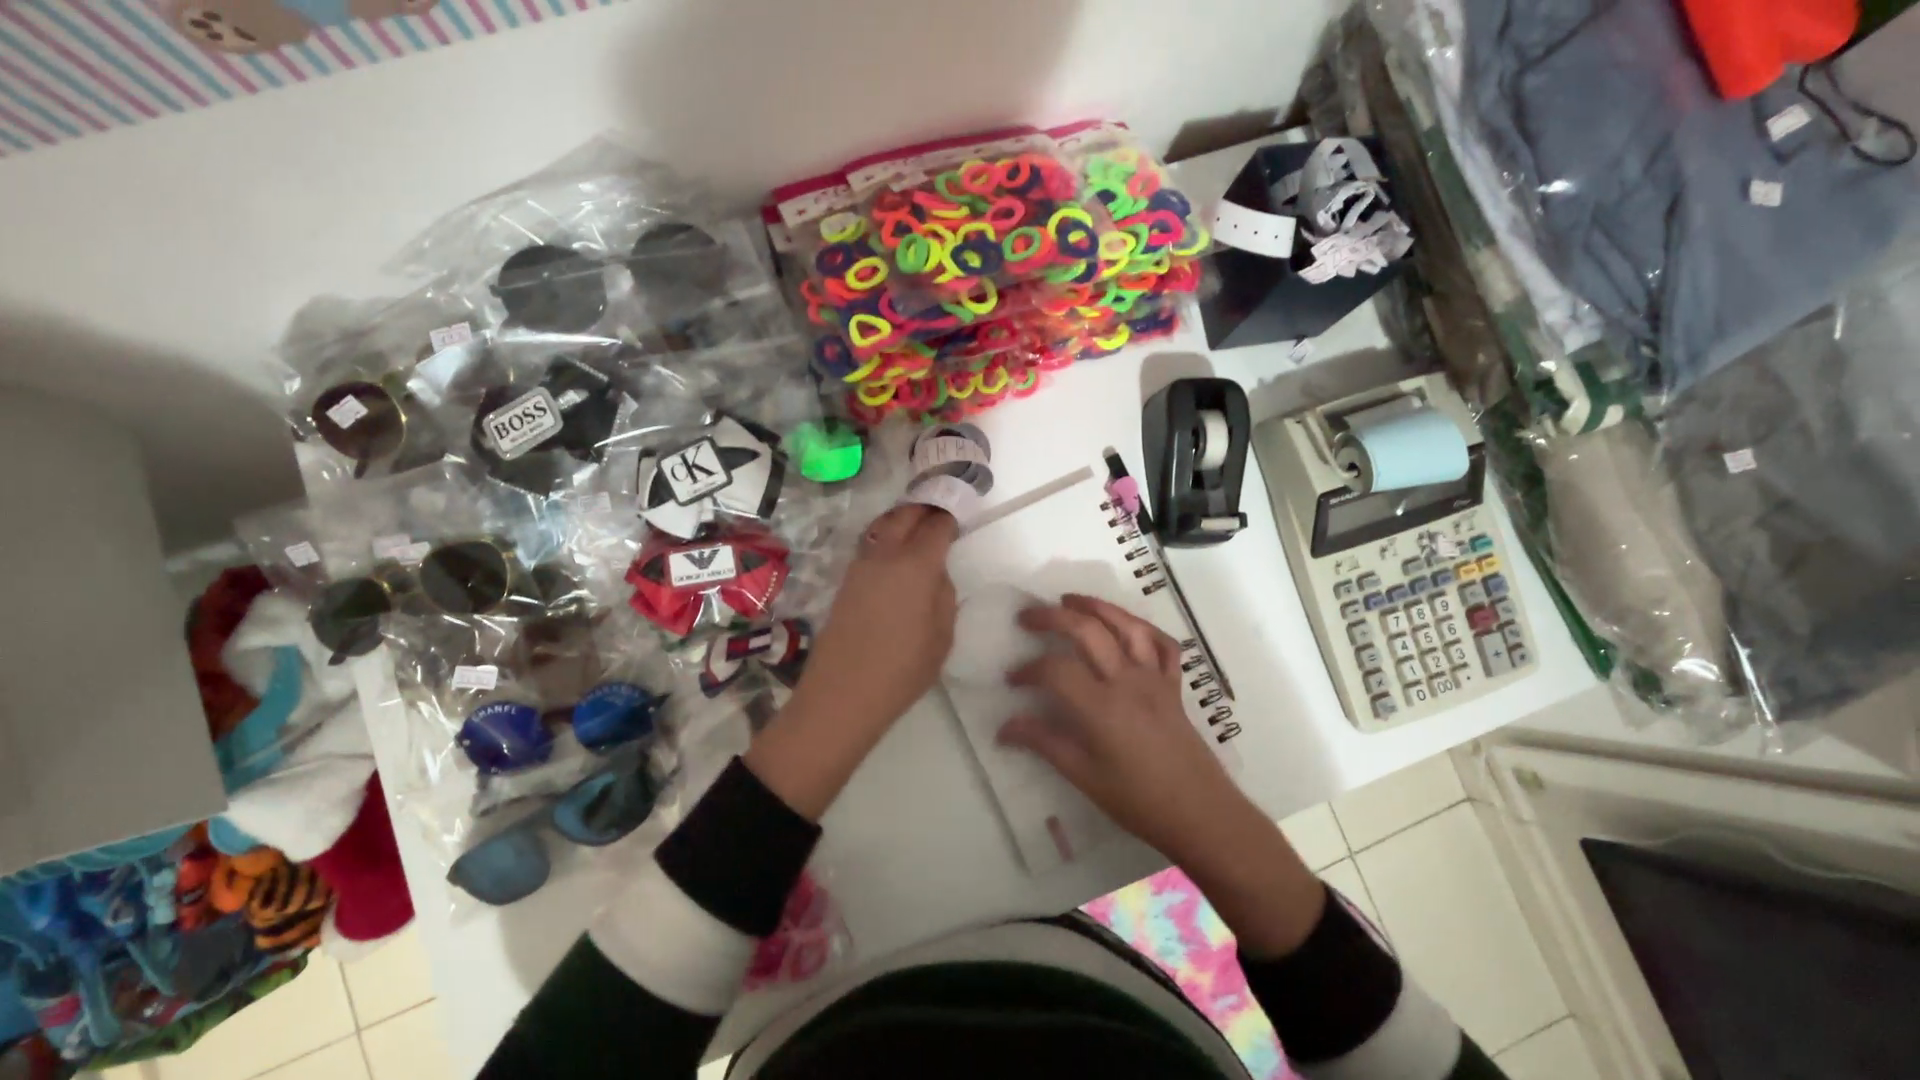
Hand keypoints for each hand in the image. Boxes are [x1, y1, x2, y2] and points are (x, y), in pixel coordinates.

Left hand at [790, 503, 958, 728]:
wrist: (843, 693)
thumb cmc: (903, 669)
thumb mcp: (941, 636)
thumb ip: (943, 596)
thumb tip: (935, 575)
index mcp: (916, 565)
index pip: (936, 525)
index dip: (950, 517)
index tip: (959, 517)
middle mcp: (885, 555)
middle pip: (904, 515)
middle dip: (923, 509)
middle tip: (939, 513)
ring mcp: (860, 567)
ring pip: (882, 527)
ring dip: (901, 521)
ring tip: (916, 530)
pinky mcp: (845, 582)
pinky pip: (869, 547)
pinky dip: (885, 540)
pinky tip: (895, 558)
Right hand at [995, 594, 1240, 863]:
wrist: (1201, 812)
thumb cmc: (1138, 801)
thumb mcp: (1084, 776)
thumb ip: (1044, 744)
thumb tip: (1005, 727)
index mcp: (1101, 707)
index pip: (1055, 670)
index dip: (1028, 670)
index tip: (1012, 680)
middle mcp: (1127, 682)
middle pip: (1088, 631)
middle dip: (1053, 617)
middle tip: (1027, 617)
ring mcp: (1155, 680)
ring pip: (1127, 626)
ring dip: (1097, 606)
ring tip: (1070, 599)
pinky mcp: (1175, 686)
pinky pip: (1163, 645)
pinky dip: (1145, 628)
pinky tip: (1128, 626)